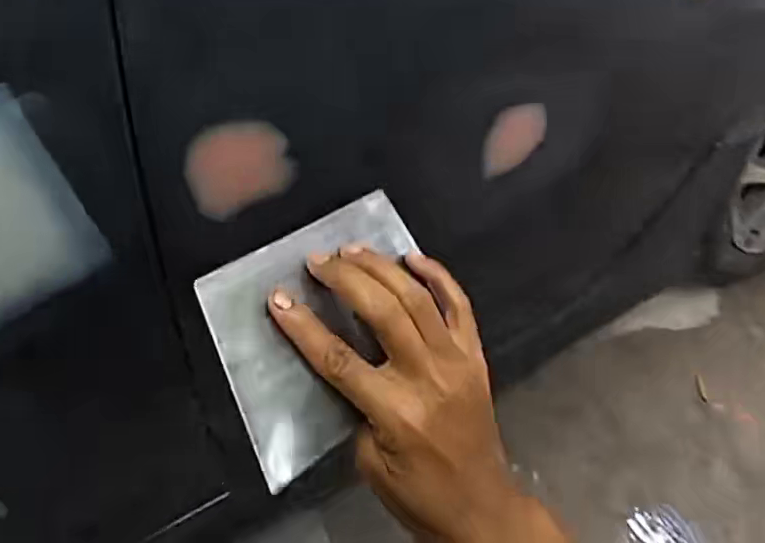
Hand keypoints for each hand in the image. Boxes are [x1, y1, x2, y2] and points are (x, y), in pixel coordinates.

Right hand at [269, 248, 568, 542]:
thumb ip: (352, 404)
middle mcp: (428, 379)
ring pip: (416, 298)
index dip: (303, 326)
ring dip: (380, 267)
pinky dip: (437, 275)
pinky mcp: (475, 357)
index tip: (279, 298)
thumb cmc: (419, 494)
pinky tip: (412, 256)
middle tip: (317, 261)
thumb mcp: (368, 460)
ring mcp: (457, 363)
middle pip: (382, 312)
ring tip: (351, 250)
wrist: (486, 516)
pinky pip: (459, 305)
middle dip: (344, 278)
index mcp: (397, 414)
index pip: (339, 358)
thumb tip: (333, 352)